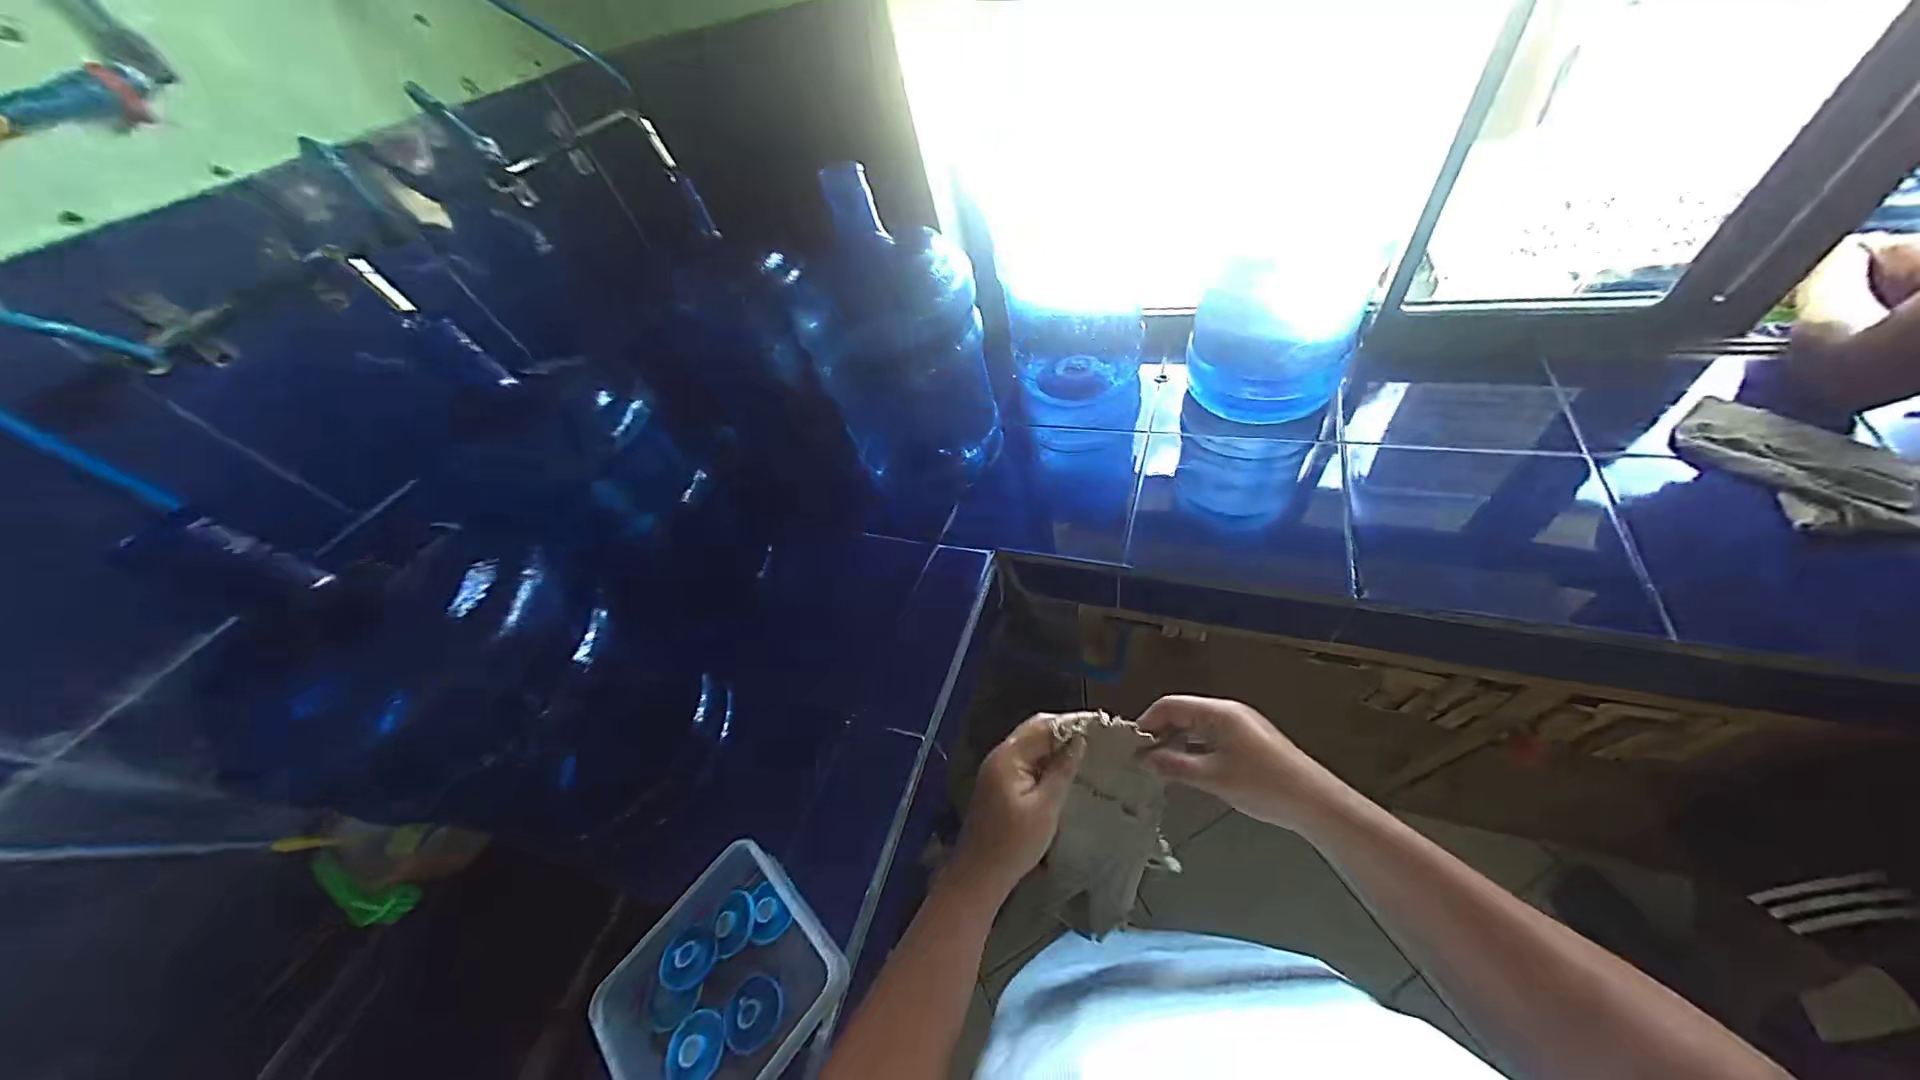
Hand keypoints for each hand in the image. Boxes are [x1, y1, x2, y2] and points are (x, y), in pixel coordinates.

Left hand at [949, 713, 1085, 903]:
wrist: (978, 875)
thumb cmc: (1014, 844)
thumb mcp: (1045, 807)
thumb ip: (1061, 771)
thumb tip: (1078, 742)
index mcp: (1008, 757)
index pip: (1042, 726)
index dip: (1071, 722)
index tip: (1099, 724)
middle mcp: (1000, 756)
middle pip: (1034, 731)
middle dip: (1064, 730)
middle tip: (1096, 735)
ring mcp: (997, 770)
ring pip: (1030, 746)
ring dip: (1055, 745)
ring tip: (1087, 749)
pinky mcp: (999, 784)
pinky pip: (1026, 761)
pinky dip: (1046, 760)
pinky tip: (1065, 769)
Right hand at [1138, 695, 1351, 832]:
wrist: (1316, 803)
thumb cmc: (1265, 786)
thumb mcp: (1213, 778)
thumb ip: (1175, 766)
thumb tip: (1145, 759)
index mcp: (1219, 713)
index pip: (1170, 705)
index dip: (1147, 722)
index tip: (1133, 744)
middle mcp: (1228, 712)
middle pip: (1182, 712)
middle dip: (1160, 732)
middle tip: (1144, 757)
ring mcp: (1240, 725)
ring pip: (1196, 725)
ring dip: (1177, 741)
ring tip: (1162, 766)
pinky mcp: (1249, 739)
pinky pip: (1210, 735)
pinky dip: (1194, 747)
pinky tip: (1189, 768)